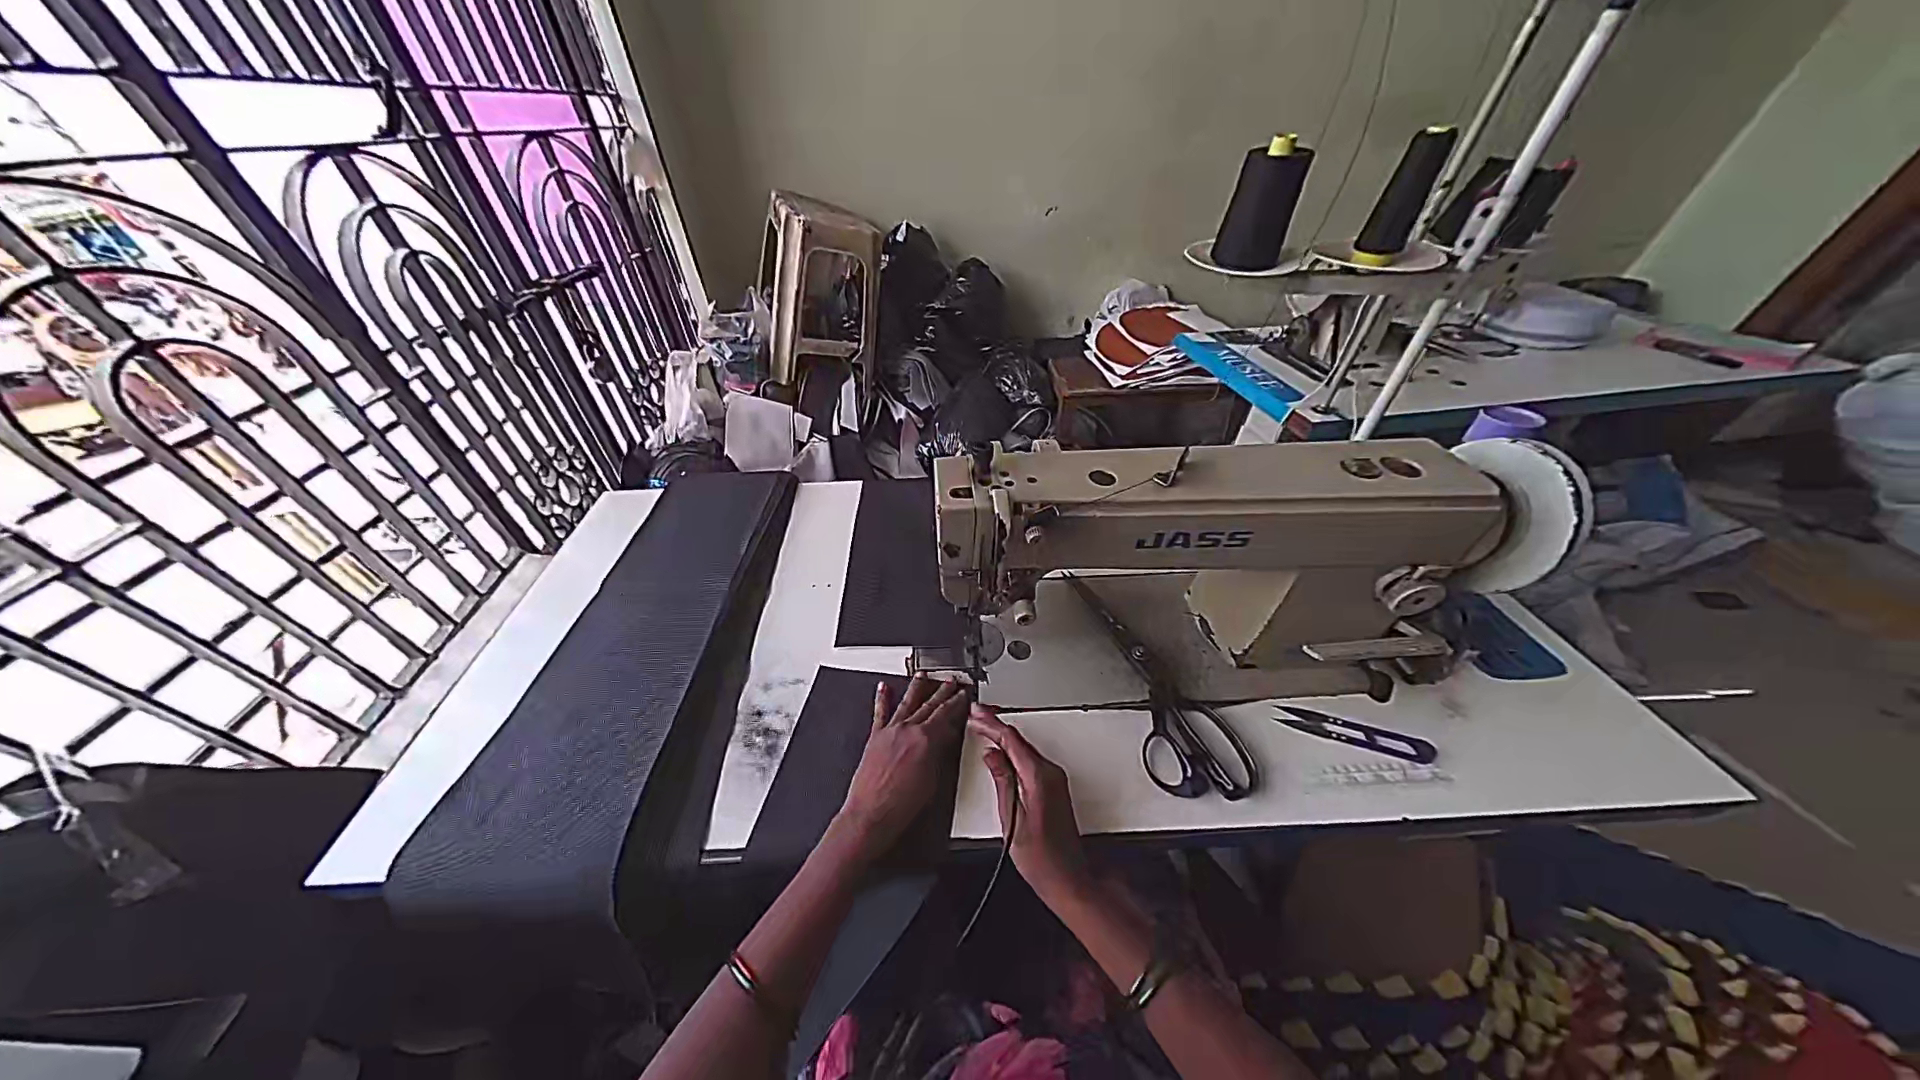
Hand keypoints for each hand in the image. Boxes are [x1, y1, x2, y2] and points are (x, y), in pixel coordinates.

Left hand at [833, 675, 968, 861]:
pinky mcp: (875, 737)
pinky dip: (882, 699)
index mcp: (926, 740)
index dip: (957, 702)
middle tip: (951, 681)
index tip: (963, 694)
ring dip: (917, 688)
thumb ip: (940, 753)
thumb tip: (944, 739)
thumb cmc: (902, 805)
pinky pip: (880, 713)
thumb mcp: (934, 779)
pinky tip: (884, 688)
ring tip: (922, 675)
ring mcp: (890, 732)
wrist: (872, 814)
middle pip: (929, 705)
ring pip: (907, 702)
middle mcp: (908, 730)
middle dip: (943, 692)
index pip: (946, 714)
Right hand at [967, 705, 1087, 900]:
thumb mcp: (1012, 819)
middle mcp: (1050, 773)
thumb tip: (992, 756)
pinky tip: (1001, 749)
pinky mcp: (1053, 786)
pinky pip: (1030, 758)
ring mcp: (1054, 779)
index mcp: (1039, 778)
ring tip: (983, 726)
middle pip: (1019, 740)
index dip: (991, 724)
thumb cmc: (1042, 858)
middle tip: (976, 715)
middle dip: (996, 725)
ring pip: (1024, 747)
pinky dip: (1013, 749)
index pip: (1011, 740)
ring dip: (1004, 736)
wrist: (1068, 877)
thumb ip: (1002, 782)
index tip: (976, 715)